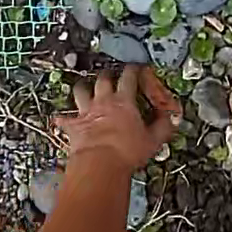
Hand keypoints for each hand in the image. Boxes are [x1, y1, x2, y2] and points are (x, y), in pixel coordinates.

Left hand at [53, 65, 179, 173]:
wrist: (100, 163)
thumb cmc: (126, 151)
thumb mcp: (153, 140)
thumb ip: (163, 127)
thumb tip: (172, 120)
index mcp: (124, 102)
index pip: (129, 77)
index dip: (132, 70)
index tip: (135, 68)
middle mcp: (103, 102)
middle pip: (103, 79)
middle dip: (107, 75)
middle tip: (110, 75)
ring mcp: (86, 112)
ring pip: (81, 91)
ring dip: (83, 88)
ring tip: (84, 86)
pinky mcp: (73, 125)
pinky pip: (63, 119)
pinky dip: (62, 118)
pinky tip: (60, 118)